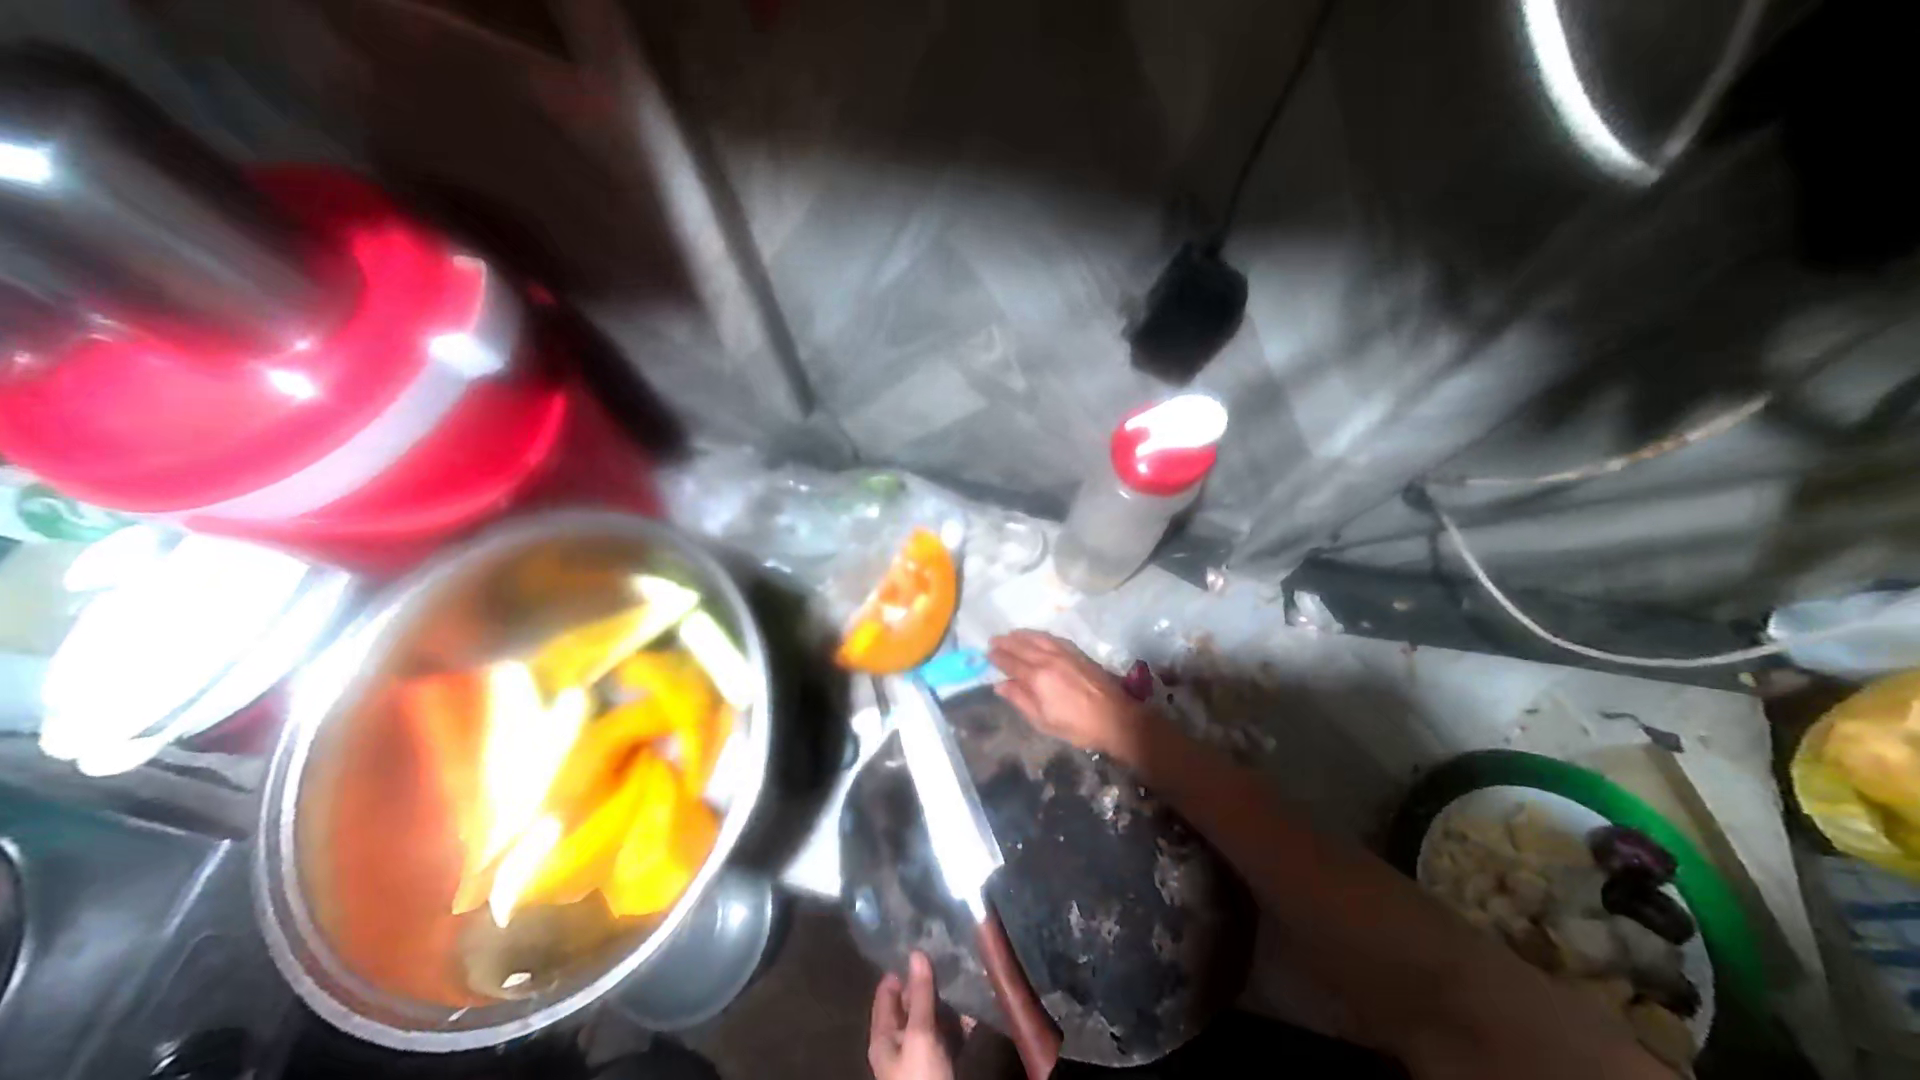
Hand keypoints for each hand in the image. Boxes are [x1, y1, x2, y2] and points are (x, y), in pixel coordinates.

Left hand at [869, 952, 954, 1079]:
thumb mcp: (919, 1035)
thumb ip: (919, 995)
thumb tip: (916, 952)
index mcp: (884, 1036)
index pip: (887, 992)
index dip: (901, 970)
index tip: (922, 944)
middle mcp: (899, 1044)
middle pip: (912, 1005)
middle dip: (930, 984)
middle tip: (950, 957)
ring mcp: (921, 1057)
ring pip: (933, 1020)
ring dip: (949, 1003)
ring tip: (966, 978)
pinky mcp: (941, 1067)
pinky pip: (949, 1038)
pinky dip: (960, 1024)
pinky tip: (974, 1009)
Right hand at [988, 631, 1155, 764]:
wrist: (1115, 717)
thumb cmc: (1076, 726)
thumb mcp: (1042, 720)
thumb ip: (1020, 700)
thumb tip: (1000, 685)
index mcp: (1037, 677)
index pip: (1010, 662)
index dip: (997, 657)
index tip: (988, 654)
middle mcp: (1048, 659)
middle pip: (1021, 645)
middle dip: (1006, 642)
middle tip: (993, 640)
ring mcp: (1064, 653)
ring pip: (1037, 637)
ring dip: (1021, 634)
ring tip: (1011, 634)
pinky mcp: (1077, 652)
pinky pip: (1052, 637)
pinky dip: (1039, 635)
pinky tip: (1036, 636)